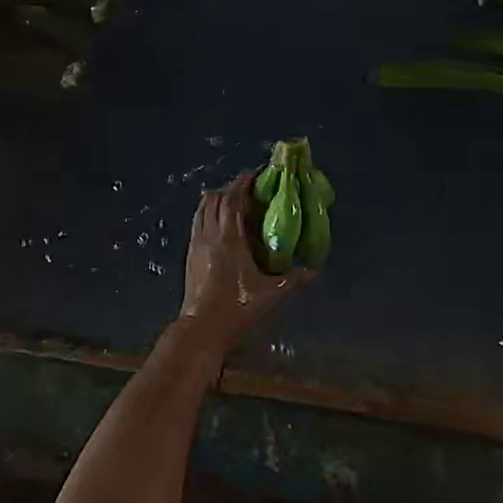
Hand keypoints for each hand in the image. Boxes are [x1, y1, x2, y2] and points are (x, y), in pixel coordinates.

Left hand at [174, 173, 311, 357]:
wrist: (202, 327)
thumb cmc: (236, 308)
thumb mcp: (269, 293)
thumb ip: (291, 279)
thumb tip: (312, 271)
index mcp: (228, 238)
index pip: (230, 201)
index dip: (239, 185)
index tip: (251, 176)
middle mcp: (208, 234)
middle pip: (213, 200)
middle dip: (228, 190)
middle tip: (245, 191)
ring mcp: (196, 243)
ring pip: (201, 209)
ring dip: (215, 201)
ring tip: (231, 204)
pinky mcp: (189, 253)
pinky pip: (197, 223)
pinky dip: (207, 214)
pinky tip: (218, 224)